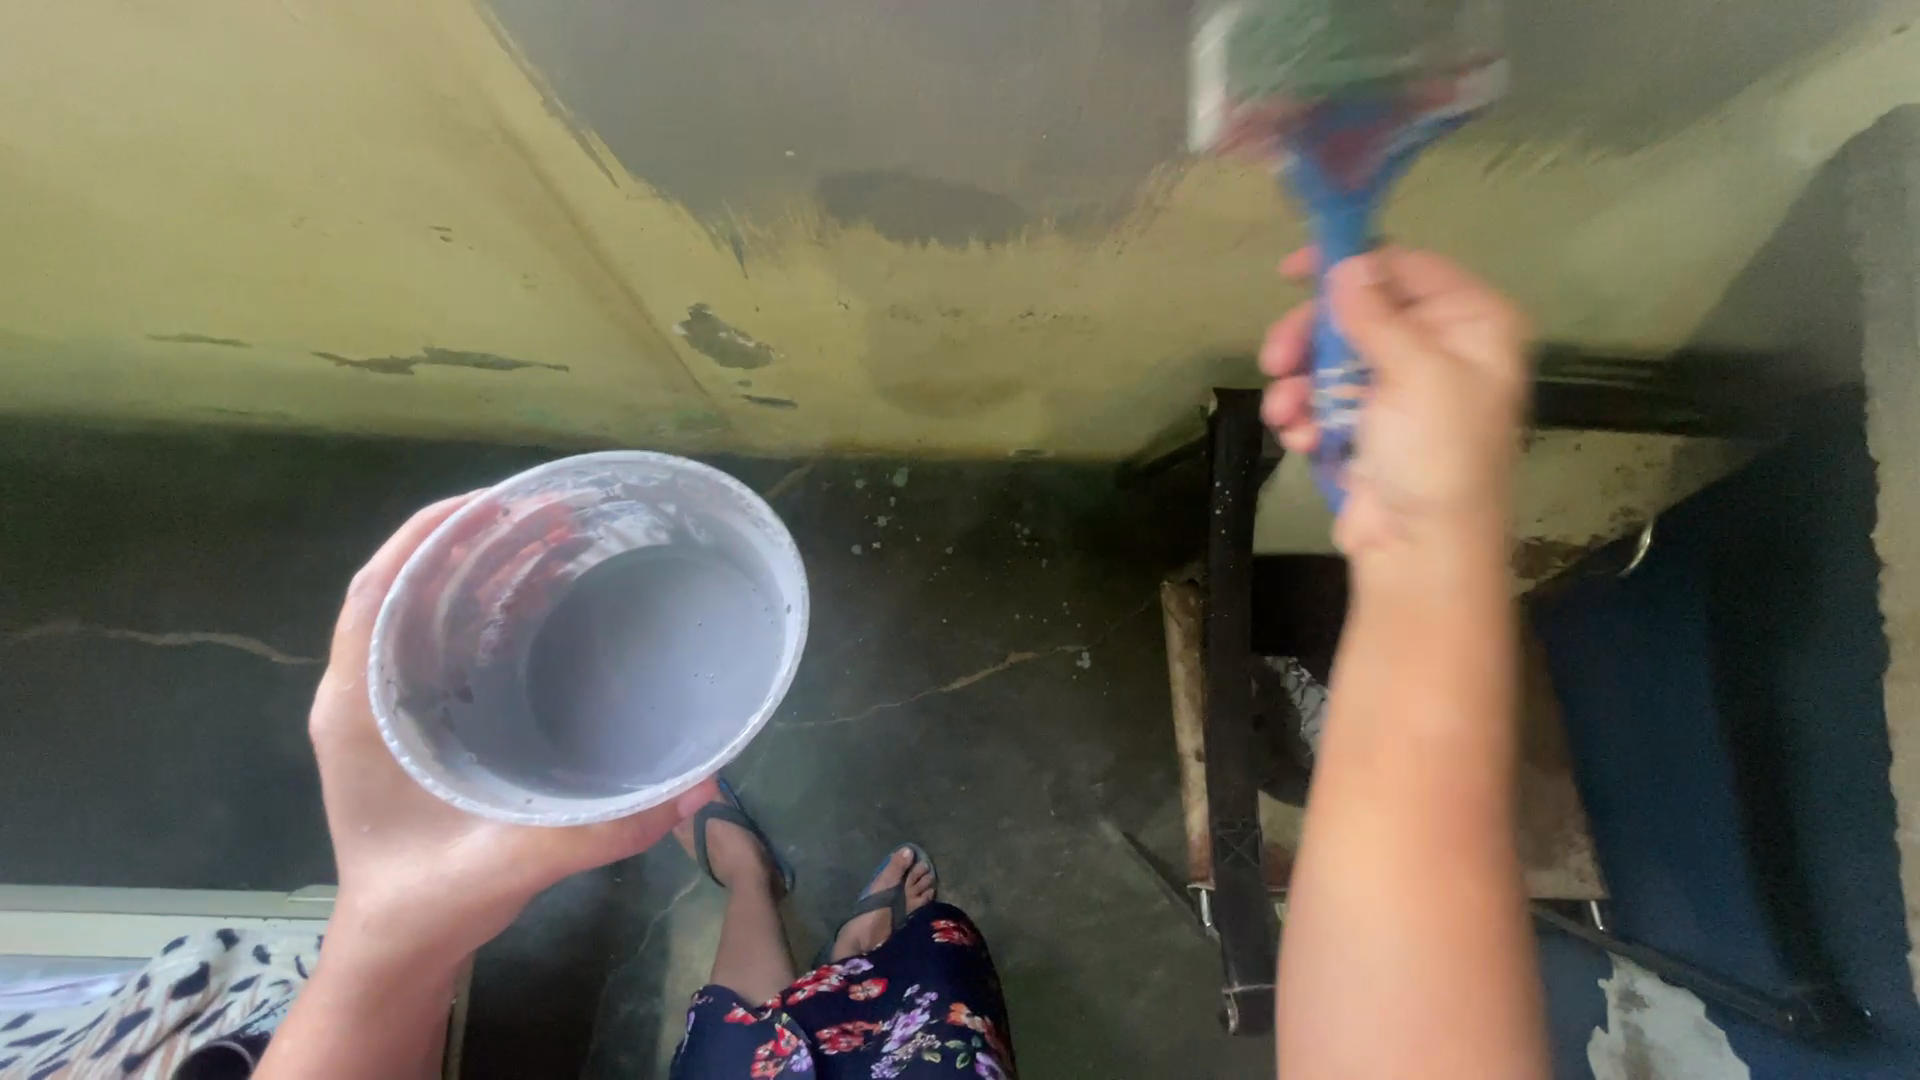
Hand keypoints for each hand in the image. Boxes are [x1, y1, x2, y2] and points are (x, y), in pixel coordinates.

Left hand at [309, 494, 717, 973]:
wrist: (401, 941)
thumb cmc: (432, 897)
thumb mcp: (513, 863)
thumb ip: (601, 829)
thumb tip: (698, 788)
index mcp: (366, 710)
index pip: (376, 595)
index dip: (427, 536)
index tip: (495, 500)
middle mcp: (375, 691)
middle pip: (411, 586)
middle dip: (478, 539)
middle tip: (557, 513)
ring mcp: (400, 700)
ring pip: (435, 606)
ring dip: (492, 565)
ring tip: (563, 536)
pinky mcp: (430, 712)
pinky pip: (457, 636)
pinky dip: (500, 602)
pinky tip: (554, 596)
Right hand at [1260, 247, 1529, 561]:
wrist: (1417, 546)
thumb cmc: (1433, 455)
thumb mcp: (1413, 375)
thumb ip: (1376, 315)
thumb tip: (1345, 264)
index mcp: (1469, 323)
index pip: (1404, 267)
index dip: (1347, 265)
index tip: (1290, 273)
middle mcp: (1434, 347)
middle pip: (1355, 314)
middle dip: (1310, 339)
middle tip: (1274, 358)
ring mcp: (1394, 389)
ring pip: (1328, 359)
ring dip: (1298, 386)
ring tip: (1285, 415)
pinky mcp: (1361, 424)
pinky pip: (1320, 400)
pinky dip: (1303, 416)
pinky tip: (1301, 439)